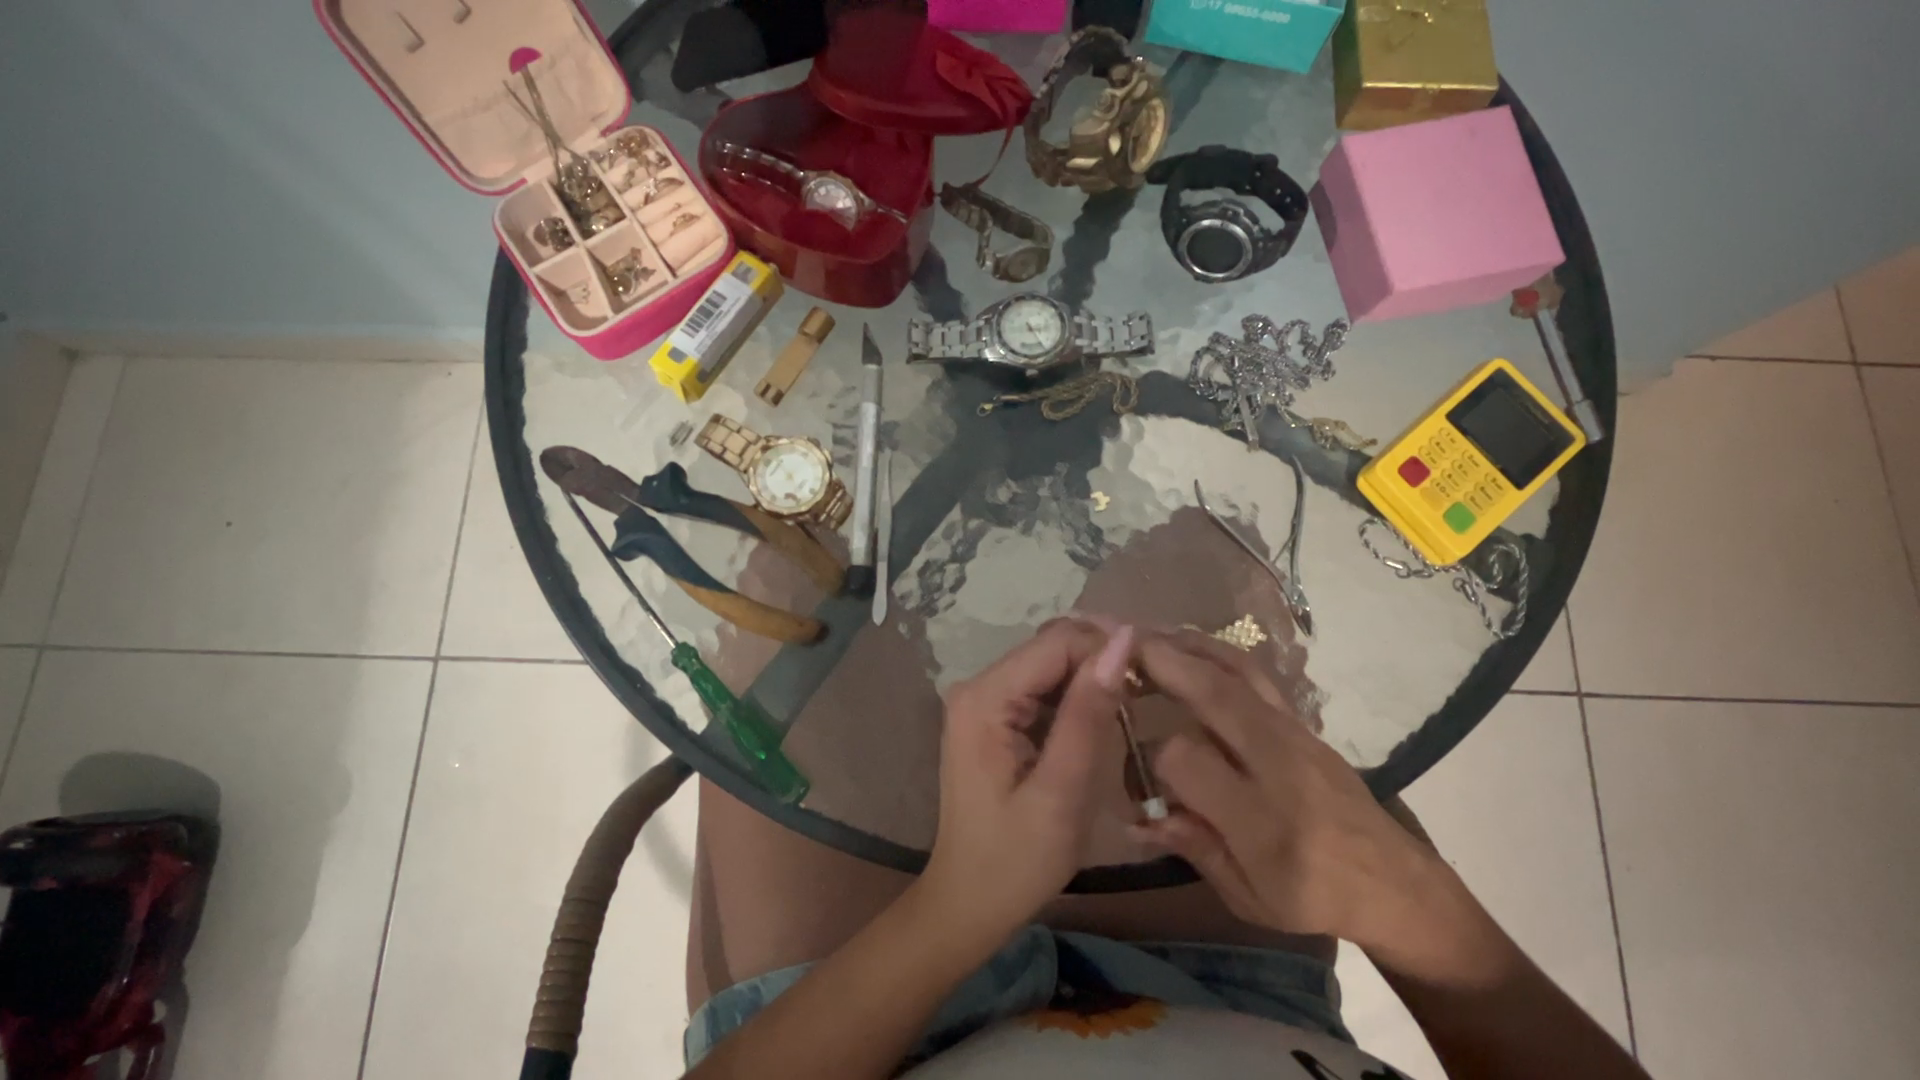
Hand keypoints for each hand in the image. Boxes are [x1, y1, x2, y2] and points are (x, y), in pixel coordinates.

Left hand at [919, 619, 1132, 940]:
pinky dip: (1077, 698)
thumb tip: (1122, 642)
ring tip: (1134, 708)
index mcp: (984, 699)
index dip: (1108, 649)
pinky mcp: (994, 720)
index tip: (1155, 675)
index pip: (1057, 642)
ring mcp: (983, 703)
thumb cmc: (1015, 860)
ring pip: (1051, 666)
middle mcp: (977, 687)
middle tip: (1150, 693)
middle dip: (1102, 661)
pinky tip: (1104, 721)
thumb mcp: (1061, 791)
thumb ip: (1088, 714)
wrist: (969, 902)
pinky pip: (1043, 690)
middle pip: (1052, 648)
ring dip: (1093, 679)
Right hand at [1129, 629, 1447, 948]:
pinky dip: (1219, 654)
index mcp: (1261, 819)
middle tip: (1118, 644)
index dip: (1150, 758)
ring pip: (1239, 674)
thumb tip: (1139, 817)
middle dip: (1164, 664)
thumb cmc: (1315, 899)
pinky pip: (1258, 677)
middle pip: (1215, 696)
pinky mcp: (1305, 724)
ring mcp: (1296, 735)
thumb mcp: (1249, 896)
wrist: (1396, 886)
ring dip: (1191, 647)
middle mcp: (1279, 764)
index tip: (1133, 771)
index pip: (1186, 761)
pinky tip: (1193, 646)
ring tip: (1150, 632)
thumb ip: (1195, 848)